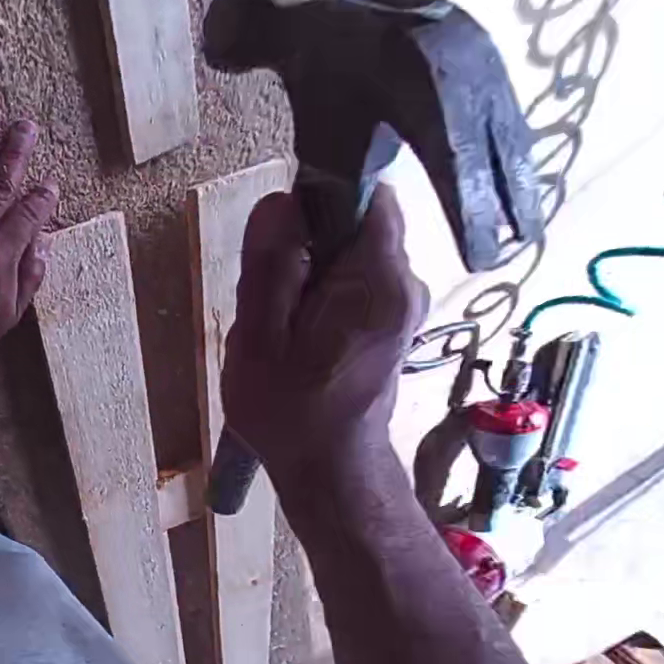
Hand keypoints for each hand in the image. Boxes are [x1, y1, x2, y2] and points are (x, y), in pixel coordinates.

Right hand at [221, 186, 427, 481]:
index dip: (313, 204)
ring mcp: (402, 302)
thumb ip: (270, 271)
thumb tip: (277, 203)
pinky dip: (319, 299)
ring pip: (347, 258)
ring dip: (305, 280)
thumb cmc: (288, 413)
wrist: (329, 468)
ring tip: (278, 329)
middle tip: (266, 305)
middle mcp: (403, 281)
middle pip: (350, 228)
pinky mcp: (391, 320)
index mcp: (375, 281)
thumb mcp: (259, 342)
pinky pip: (352, 284)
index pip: (361, 195)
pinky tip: (296, 339)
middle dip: (301, 252)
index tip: (274, 246)